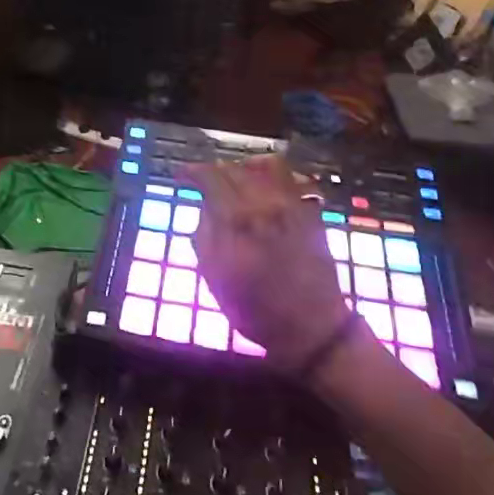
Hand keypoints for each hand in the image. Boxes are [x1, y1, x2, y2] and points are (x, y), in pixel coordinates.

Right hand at [191, 156, 351, 373]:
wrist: (310, 328)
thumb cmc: (254, 309)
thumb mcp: (214, 275)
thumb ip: (205, 234)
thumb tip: (205, 208)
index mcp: (238, 219)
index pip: (212, 177)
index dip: (193, 172)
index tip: (182, 176)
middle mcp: (267, 204)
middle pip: (237, 168)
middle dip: (216, 170)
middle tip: (204, 181)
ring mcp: (294, 207)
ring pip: (270, 166)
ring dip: (247, 167)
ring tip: (236, 179)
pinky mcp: (311, 215)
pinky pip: (293, 181)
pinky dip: (274, 178)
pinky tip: (265, 190)